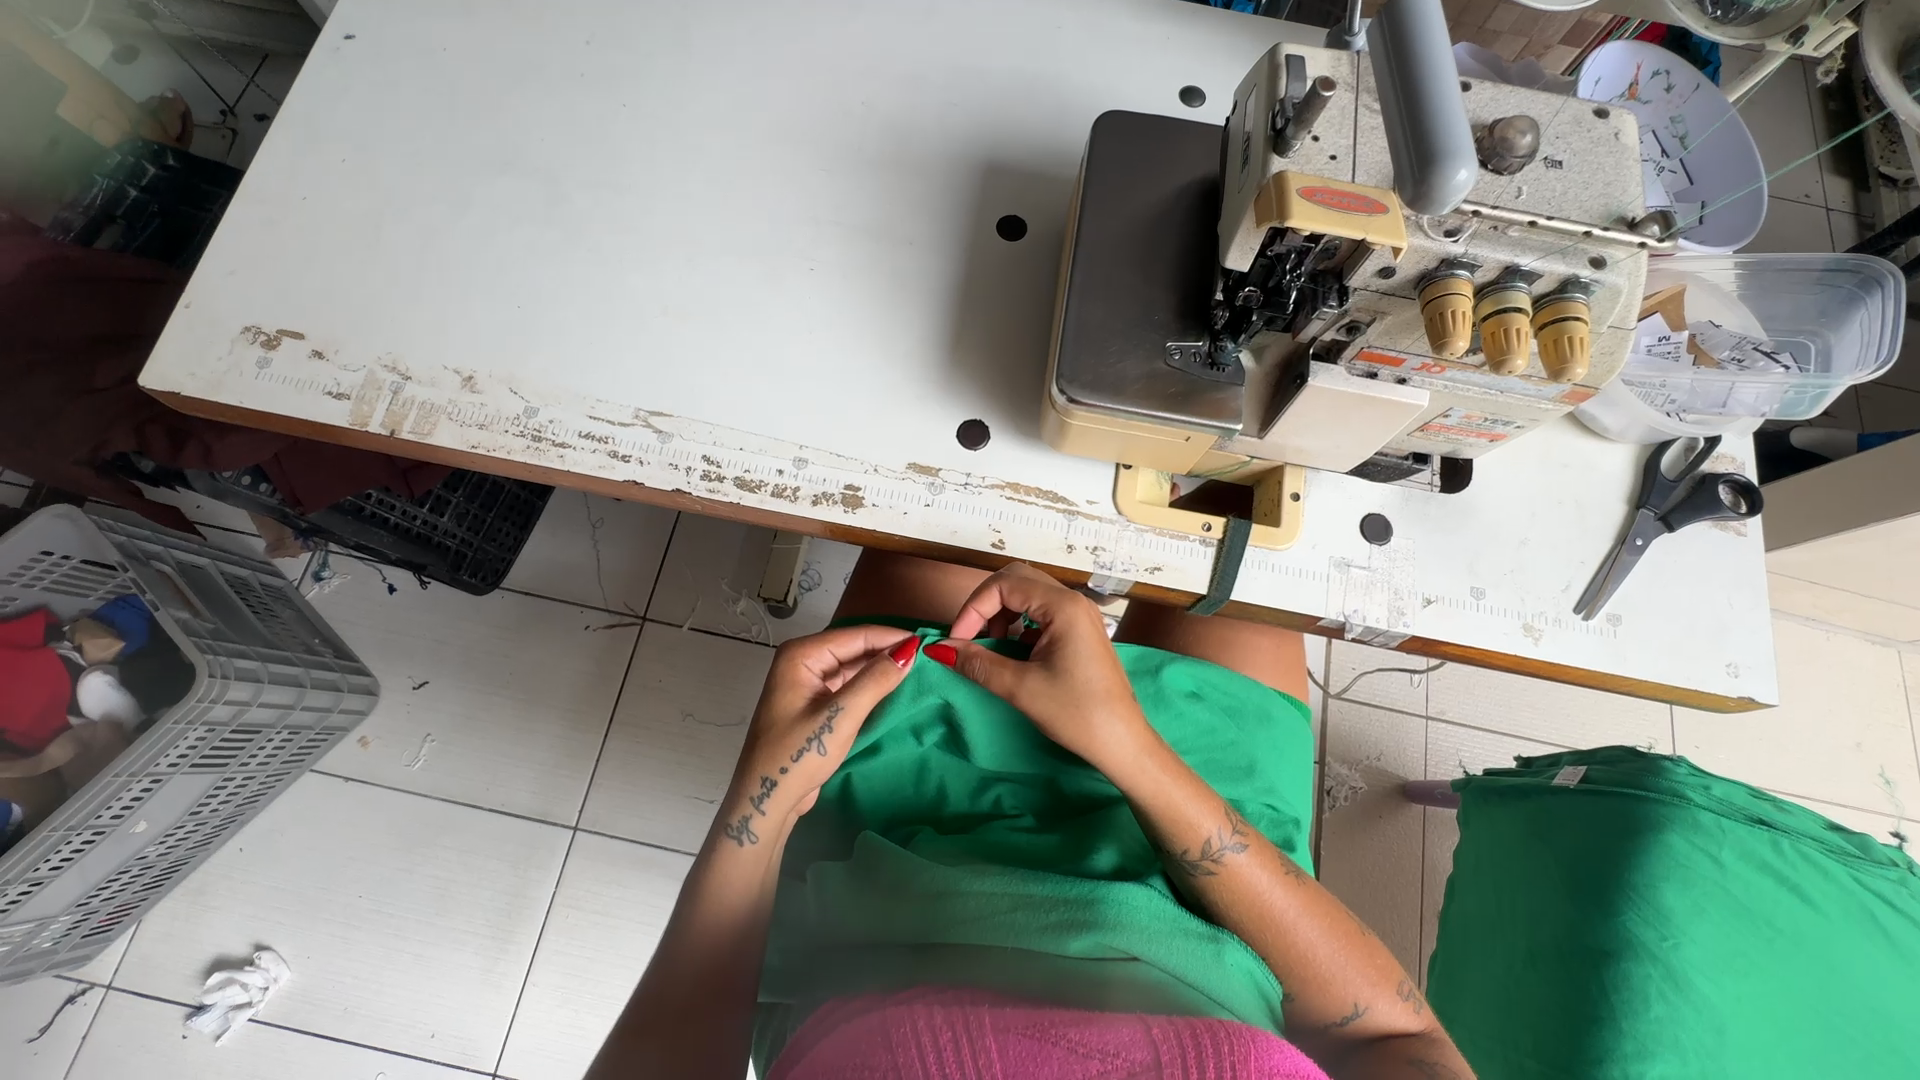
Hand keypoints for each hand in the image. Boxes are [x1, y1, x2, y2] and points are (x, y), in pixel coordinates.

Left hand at [715, 625, 919, 848]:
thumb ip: (876, 679)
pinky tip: (895, 689)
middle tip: (929, 657)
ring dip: (881, 669)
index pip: (856, 636)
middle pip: (854, 648)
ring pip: (853, 666)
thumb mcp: (842, 716)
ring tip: (920, 670)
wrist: (767, 800)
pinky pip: (848, 684)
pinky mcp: (815, 703)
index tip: (929, 643)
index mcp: (801, 654)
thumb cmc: (799, 755)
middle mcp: (802, 660)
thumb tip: (910, 649)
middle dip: (889, 651)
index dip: (893, 638)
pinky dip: (870, 686)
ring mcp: (807, 682)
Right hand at [932, 563, 1151, 769]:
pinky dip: (1018, 625)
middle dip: (985, 606)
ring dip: (1001, 614)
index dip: (972, 609)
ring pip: (1027, 594)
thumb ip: (977, 663)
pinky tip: (1013, 653)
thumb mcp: (1020, 688)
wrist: (1123, 742)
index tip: (956, 642)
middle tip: (969, 638)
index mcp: (1063, 606)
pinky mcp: (1080, 631)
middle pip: (1015, 580)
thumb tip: (938, 648)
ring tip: (991, 648)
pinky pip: (1041, 612)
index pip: (1003, 585)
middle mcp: (1073, 601)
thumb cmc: (1076, 713)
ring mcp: (1079, 615)